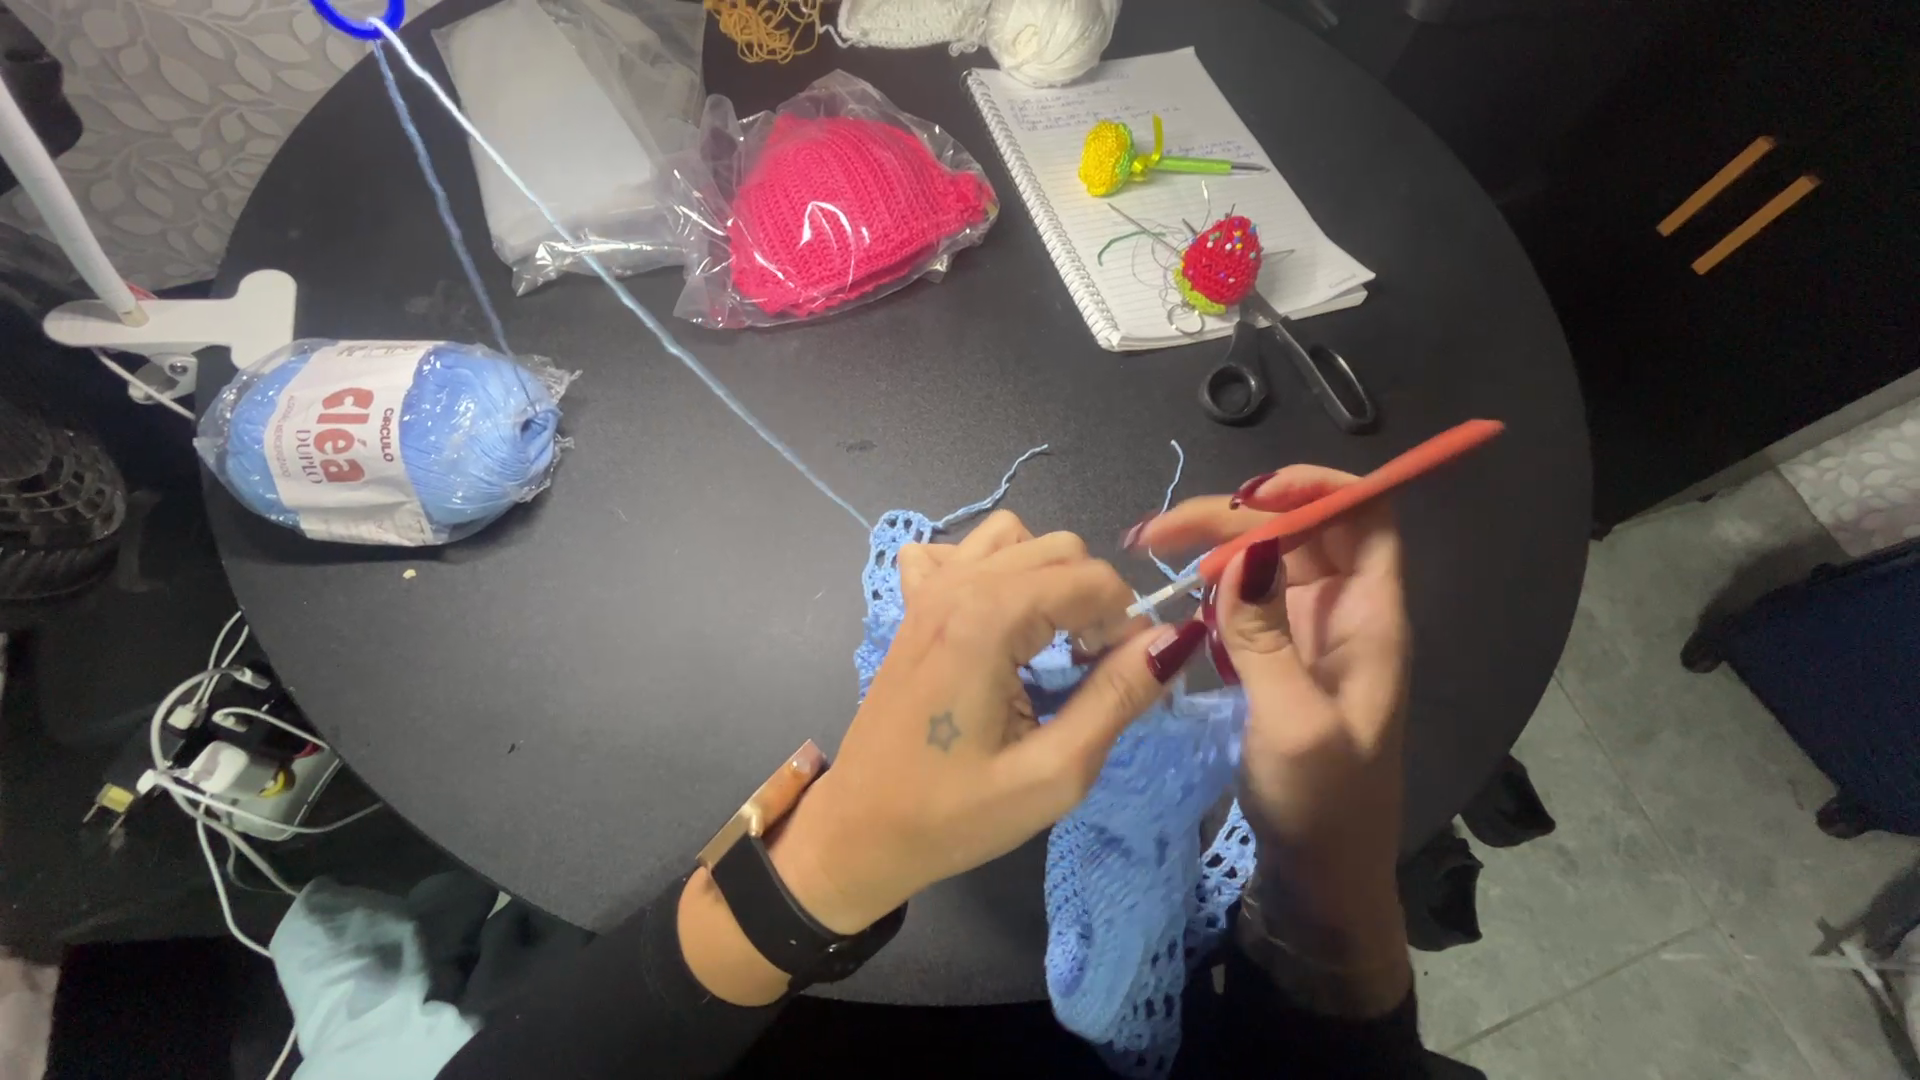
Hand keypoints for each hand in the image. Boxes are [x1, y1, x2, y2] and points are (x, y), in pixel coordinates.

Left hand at [772, 511, 1212, 933]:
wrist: (859, 830)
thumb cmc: (953, 815)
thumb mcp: (1052, 773)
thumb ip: (1117, 697)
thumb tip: (1172, 640)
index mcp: (988, 619)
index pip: (1092, 579)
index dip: (1126, 623)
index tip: (1123, 677)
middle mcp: (957, 584)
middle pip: (1060, 548)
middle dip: (1094, 599)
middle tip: (1091, 668)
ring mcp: (927, 587)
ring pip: (1016, 537)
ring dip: (1049, 578)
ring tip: (1050, 640)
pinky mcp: (912, 603)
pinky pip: (964, 551)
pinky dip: (996, 568)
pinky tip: (996, 618)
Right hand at [1131, 467, 1411, 1012]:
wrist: (1318, 873)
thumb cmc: (1322, 805)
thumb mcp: (1292, 722)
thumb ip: (1264, 637)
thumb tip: (1241, 552)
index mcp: (1370, 620)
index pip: (1366, 518)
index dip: (1319, 488)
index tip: (1250, 493)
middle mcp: (1341, 613)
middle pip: (1301, 529)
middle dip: (1237, 514)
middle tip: (1161, 532)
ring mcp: (1306, 632)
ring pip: (1267, 558)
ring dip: (1216, 544)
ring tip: (1154, 545)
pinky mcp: (1275, 654)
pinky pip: (1245, 597)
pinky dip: (1212, 584)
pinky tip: (1177, 595)